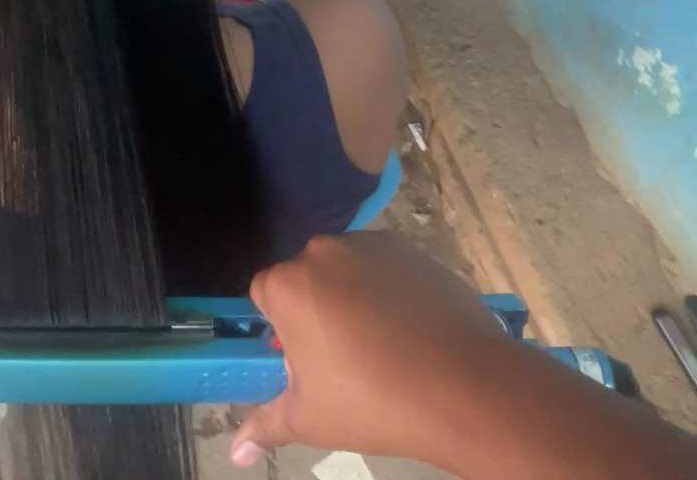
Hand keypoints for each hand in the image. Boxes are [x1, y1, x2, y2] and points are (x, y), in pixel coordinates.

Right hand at [229, 232, 523, 467]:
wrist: (461, 383)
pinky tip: (408, 326)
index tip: (300, 356)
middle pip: (305, 276)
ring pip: (344, 268)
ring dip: (350, 294)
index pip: (264, 293)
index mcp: (289, 284)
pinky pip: (382, 264)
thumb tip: (235, 452)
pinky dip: (386, 286)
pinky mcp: (408, 246)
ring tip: (379, 343)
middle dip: (314, 308)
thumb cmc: (372, 401)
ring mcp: (369, 244)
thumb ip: (265, 425)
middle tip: (340, 357)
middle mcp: (323, 250)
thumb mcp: (310, 419)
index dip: (278, 325)